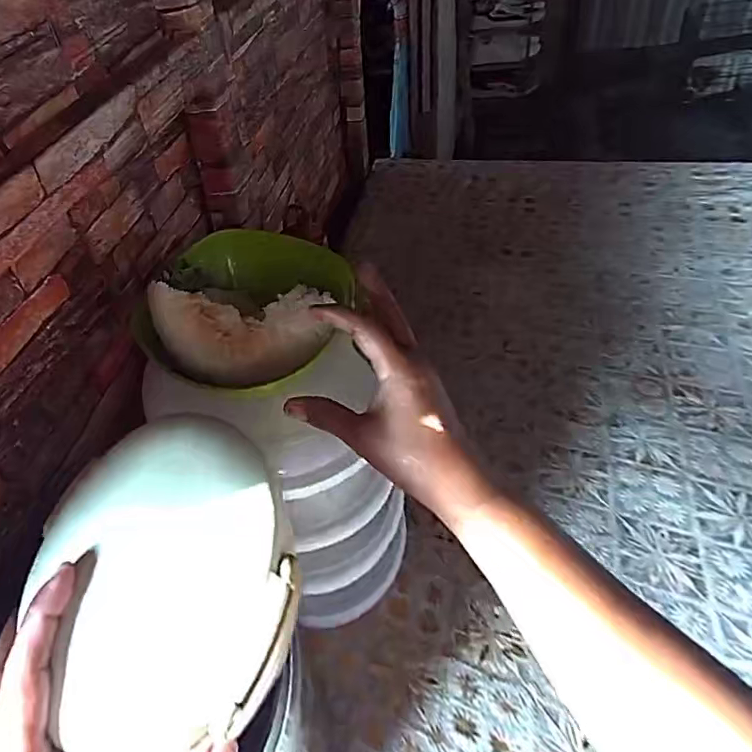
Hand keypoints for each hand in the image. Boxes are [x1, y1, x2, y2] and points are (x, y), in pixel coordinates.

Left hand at [0, 563, 238, 751]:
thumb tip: (215, 746)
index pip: (24, 668)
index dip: (42, 613)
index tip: (65, 572)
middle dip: (25, 618)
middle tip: (57, 583)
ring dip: (18, 649)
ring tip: (49, 620)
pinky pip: (2, 718)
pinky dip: (21, 685)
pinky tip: (47, 691)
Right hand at [283, 265, 497, 525]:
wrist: (463, 484)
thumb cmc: (413, 459)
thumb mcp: (362, 436)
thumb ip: (326, 415)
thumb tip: (288, 404)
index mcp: (400, 369)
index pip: (366, 328)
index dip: (338, 314)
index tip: (312, 310)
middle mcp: (415, 363)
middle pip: (393, 317)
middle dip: (376, 291)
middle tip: (362, 267)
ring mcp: (424, 373)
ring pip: (400, 329)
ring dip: (382, 308)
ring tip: (364, 292)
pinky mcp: (426, 384)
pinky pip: (402, 344)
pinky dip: (385, 330)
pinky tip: (373, 338)